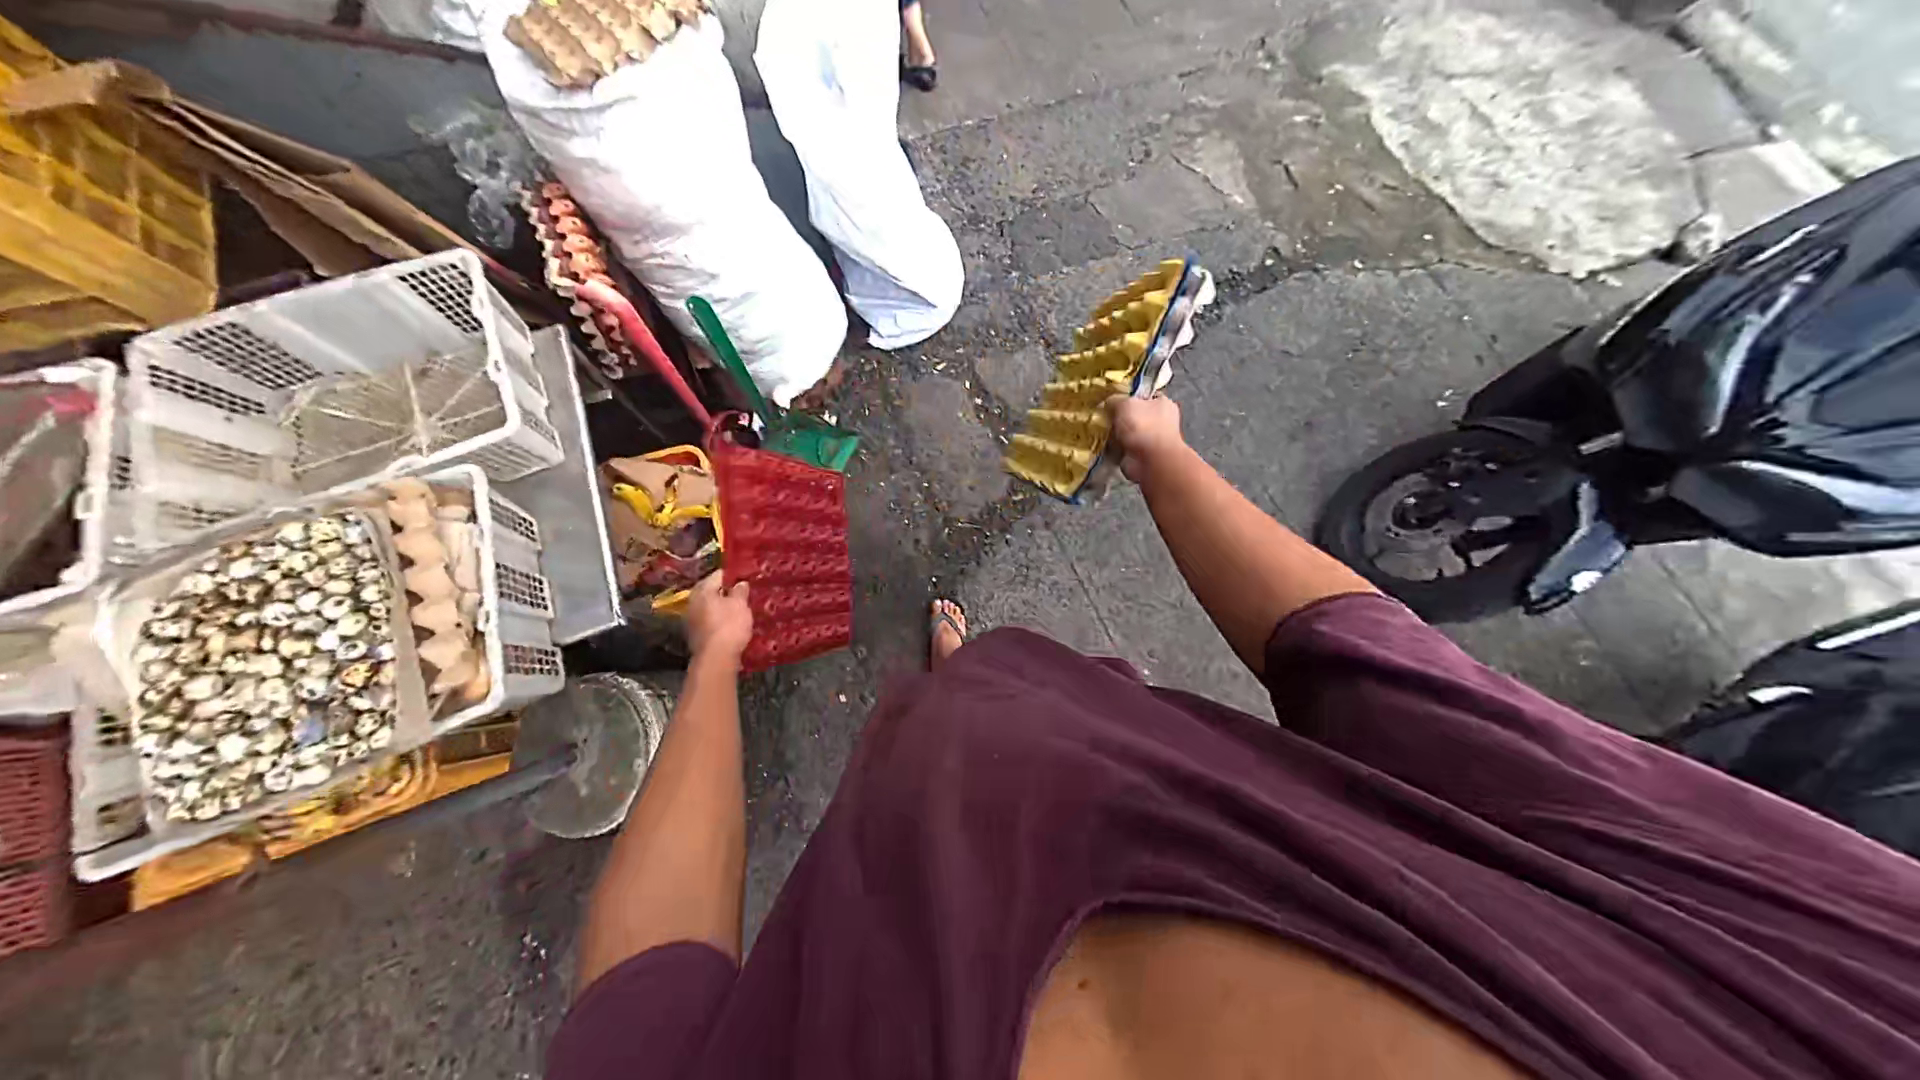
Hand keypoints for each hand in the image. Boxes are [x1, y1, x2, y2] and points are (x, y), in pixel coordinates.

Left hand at [686, 573, 752, 668]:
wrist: (716, 658)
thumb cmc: (729, 626)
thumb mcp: (740, 605)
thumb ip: (740, 591)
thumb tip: (740, 583)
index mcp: (702, 590)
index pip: (717, 575)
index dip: (732, 575)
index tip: (744, 578)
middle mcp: (692, 602)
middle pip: (709, 591)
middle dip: (724, 591)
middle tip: (740, 593)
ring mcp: (690, 619)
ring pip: (707, 606)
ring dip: (720, 606)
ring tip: (736, 608)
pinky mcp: (694, 634)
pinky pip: (707, 620)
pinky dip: (716, 619)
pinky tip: (728, 623)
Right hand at [1106, 394, 1185, 482]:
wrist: (1149, 460)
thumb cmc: (1143, 426)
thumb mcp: (1125, 403)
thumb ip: (1115, 400)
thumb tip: (1108, 403)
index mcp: (1162, 404)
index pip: (1144, 397)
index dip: (1129, 397)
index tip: (1114, 401)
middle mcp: (1160, 422)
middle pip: (1133, 416)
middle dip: (1119, 418)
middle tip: (1106, 417)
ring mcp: (1151, 441)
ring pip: (1127, 434)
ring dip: (1115, 435)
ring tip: (1105, 432)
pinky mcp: (1141, 457)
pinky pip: (1123, 449)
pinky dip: (1115, 449)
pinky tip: (1107, 446)